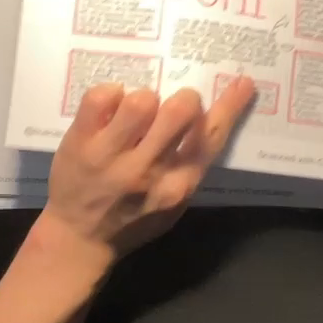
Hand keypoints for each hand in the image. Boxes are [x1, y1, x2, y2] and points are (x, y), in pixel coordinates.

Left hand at [36, 78, 256, 262]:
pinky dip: (110, 93)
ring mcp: (110, 156)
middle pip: (179, 111)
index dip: (229, 106)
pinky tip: (110, 107)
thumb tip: (209, 119)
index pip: (210, 138)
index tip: (242, 83)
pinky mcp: (80, 143)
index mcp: (178, 185)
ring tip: (136, 113)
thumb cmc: (134, 219)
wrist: (80, 239)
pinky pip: (100, 98)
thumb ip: (190, 166)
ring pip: (141, 101)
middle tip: (173, 106)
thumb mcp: (174, 203)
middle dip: (184, 99)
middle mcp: (147, 169)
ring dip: (145, 98)